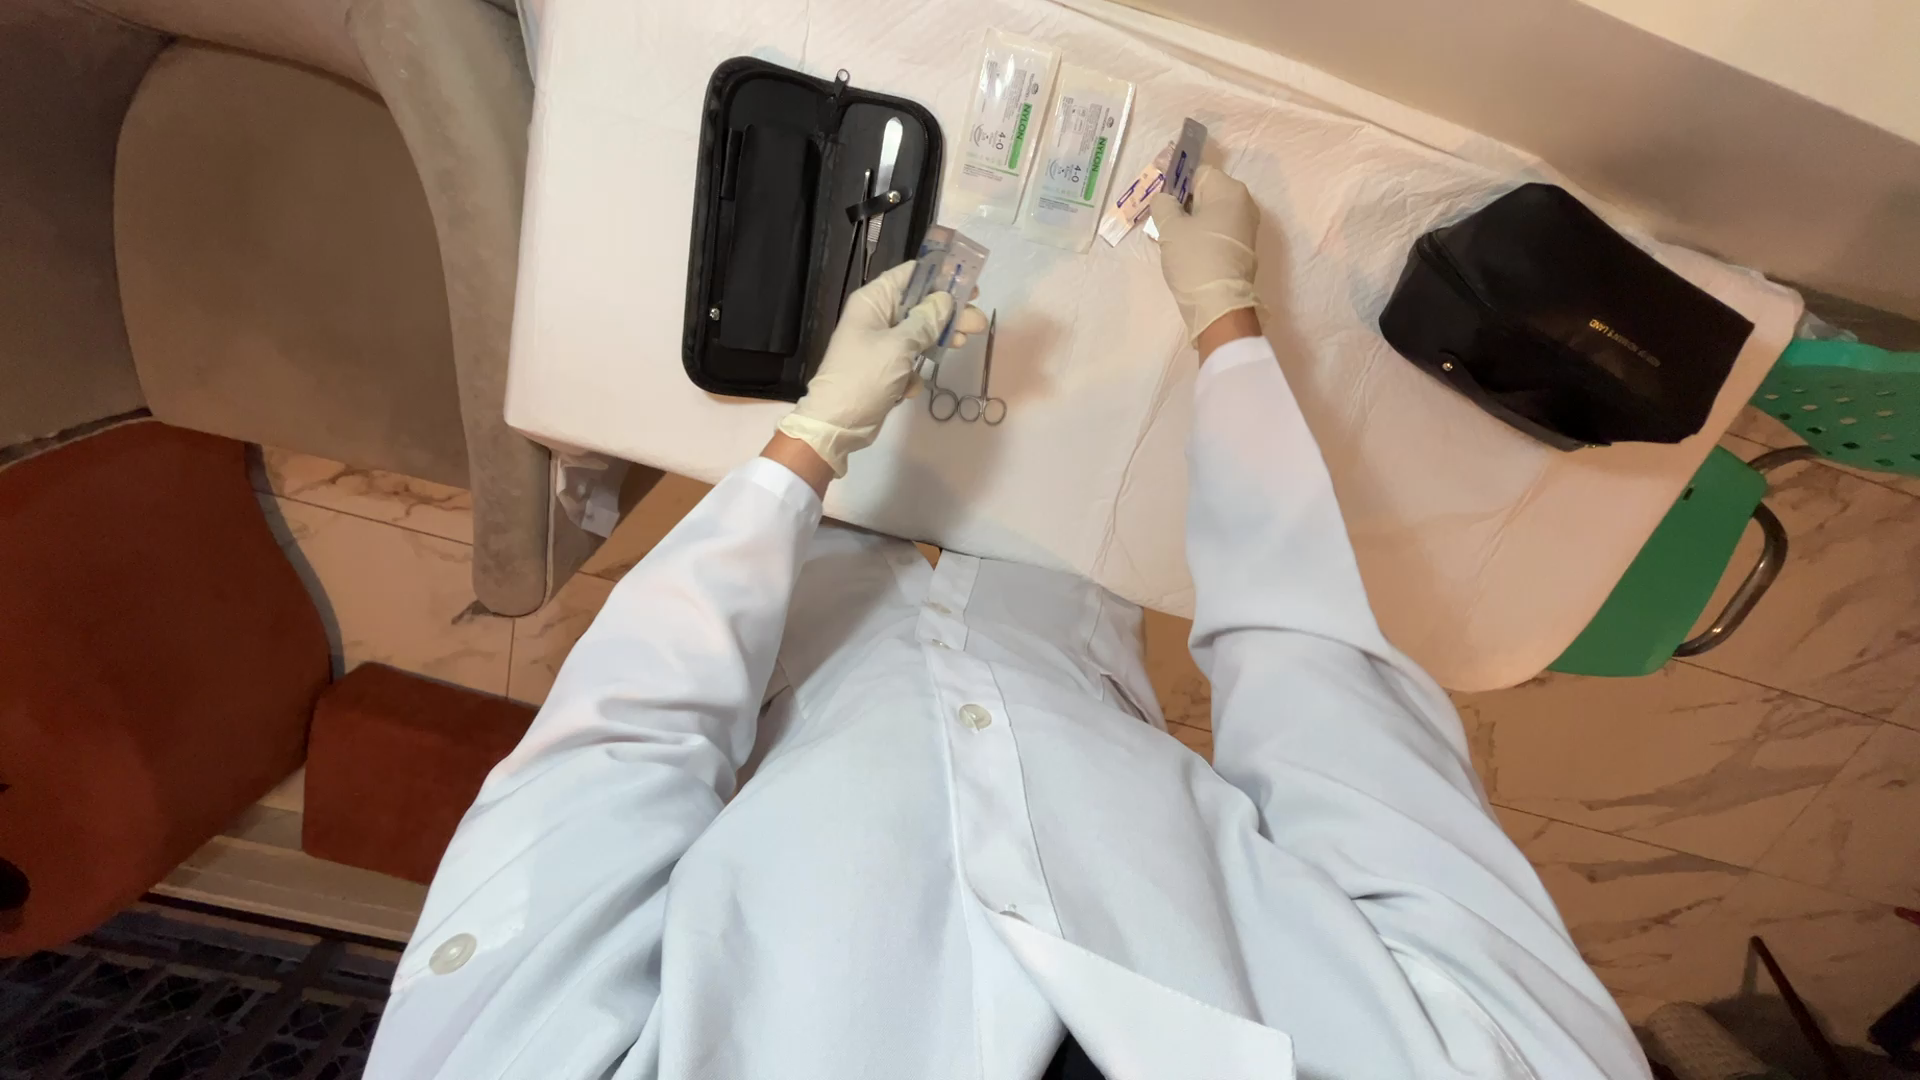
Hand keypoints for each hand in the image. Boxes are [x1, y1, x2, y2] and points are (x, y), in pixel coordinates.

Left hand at [774, 261, 988, 477]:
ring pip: (918, 335)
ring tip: (961, 344)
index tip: (968, 285)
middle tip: (976, 322)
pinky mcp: (885, 370)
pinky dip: (913, 374)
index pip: (909, 276)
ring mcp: (880, 346)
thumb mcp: (898, 346)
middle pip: (919, 306)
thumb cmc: (863, 377)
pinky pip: (908, 363)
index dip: (940, 277)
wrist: (836, 424)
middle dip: (947, 314)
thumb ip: (925, 321)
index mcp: (873, 302)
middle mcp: (876, 318)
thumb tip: (945, 301)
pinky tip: (908, 388)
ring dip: (938, 341)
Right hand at [1148, 164, 1260, 343]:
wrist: (1219, 305)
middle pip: (1206, 193)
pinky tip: (1186, 253)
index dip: (1175, 182)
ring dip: (1191, 223)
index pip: (1198, 173)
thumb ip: (1163, 205)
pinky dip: (1201, 237)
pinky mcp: (1242, 249)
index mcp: (1228, 190)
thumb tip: (1164, 197)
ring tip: (1171, 240)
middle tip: (1161, 222)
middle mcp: (1243, 203)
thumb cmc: (1194, 260)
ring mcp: (1246, 227)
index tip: (1158, 198)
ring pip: (1211, 215)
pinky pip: (1217, 233)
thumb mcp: (1170, 229)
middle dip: (1183, 204)